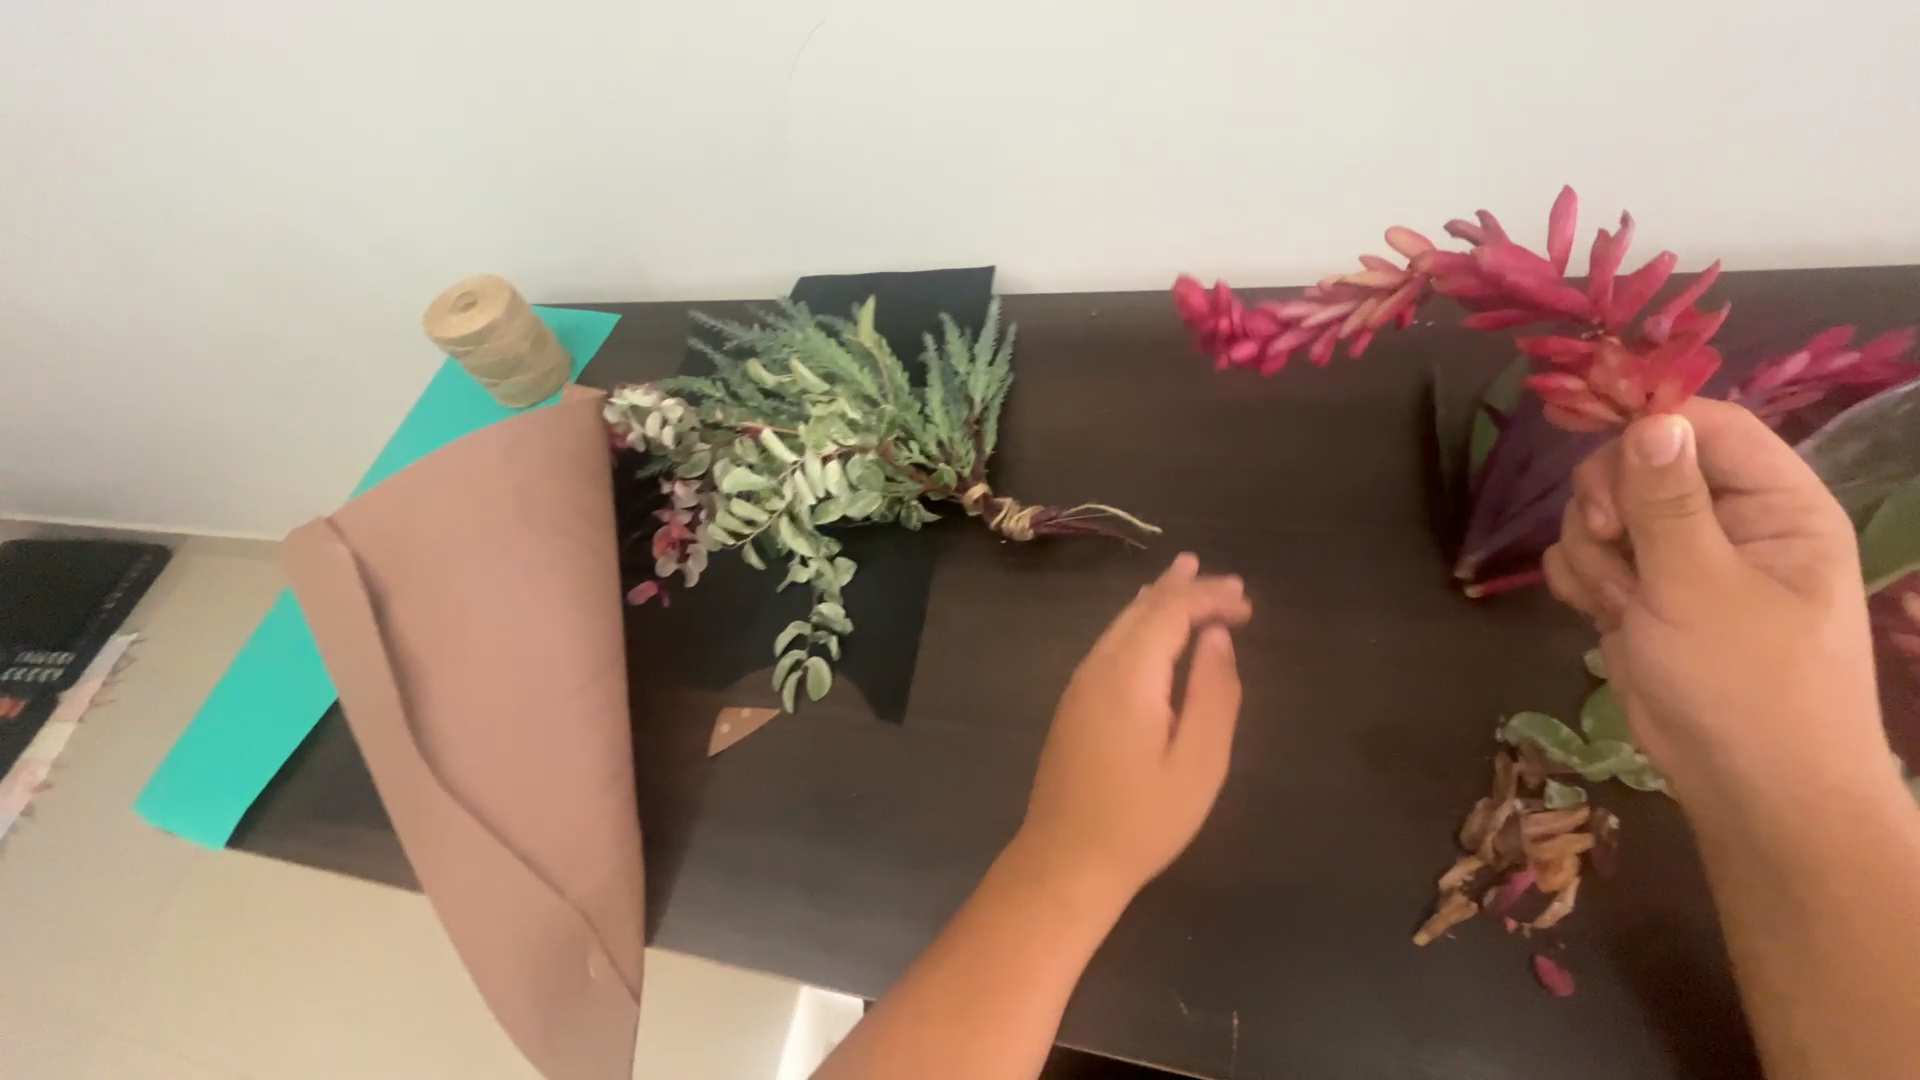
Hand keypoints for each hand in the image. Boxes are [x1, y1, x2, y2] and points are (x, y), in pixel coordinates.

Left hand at [1014, 553, 1251, 899]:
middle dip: (1185, 590)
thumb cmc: (1143, 819)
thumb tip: (1217, 636)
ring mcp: (1079, 684)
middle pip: (1142, 610)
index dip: (1209, 598)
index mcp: (1129, 675)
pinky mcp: (1073, 702)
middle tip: (1227, 582)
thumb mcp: (1198, 763)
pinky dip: (1138, 625)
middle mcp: (1097, 667)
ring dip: (1158, 601)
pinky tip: (1149, 628)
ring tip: (1187, 579)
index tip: (1248, 604)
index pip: (1169, 612)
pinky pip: (1109, 644)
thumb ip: (1213, 693)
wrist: (1066, 858)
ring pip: (1121, 624)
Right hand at [1542, 399, 1889, 807]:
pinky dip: (1579, 579)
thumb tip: (1651, 420)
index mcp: (1775, 505)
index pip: (1708, 427)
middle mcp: (1726, 520)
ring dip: (1590, 553)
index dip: (1648, 423)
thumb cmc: (1745, 680)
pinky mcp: (1635, 588)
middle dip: (1606, 504)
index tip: (1587, 437)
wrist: (1739, 776)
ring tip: (1619, 602)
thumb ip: (1668, 501)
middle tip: (1611, 540)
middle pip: (1636, 464)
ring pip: (1598, 512)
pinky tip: (1601, 613)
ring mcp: (1675, 556)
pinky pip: (1582, 554)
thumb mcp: (1700, 584)